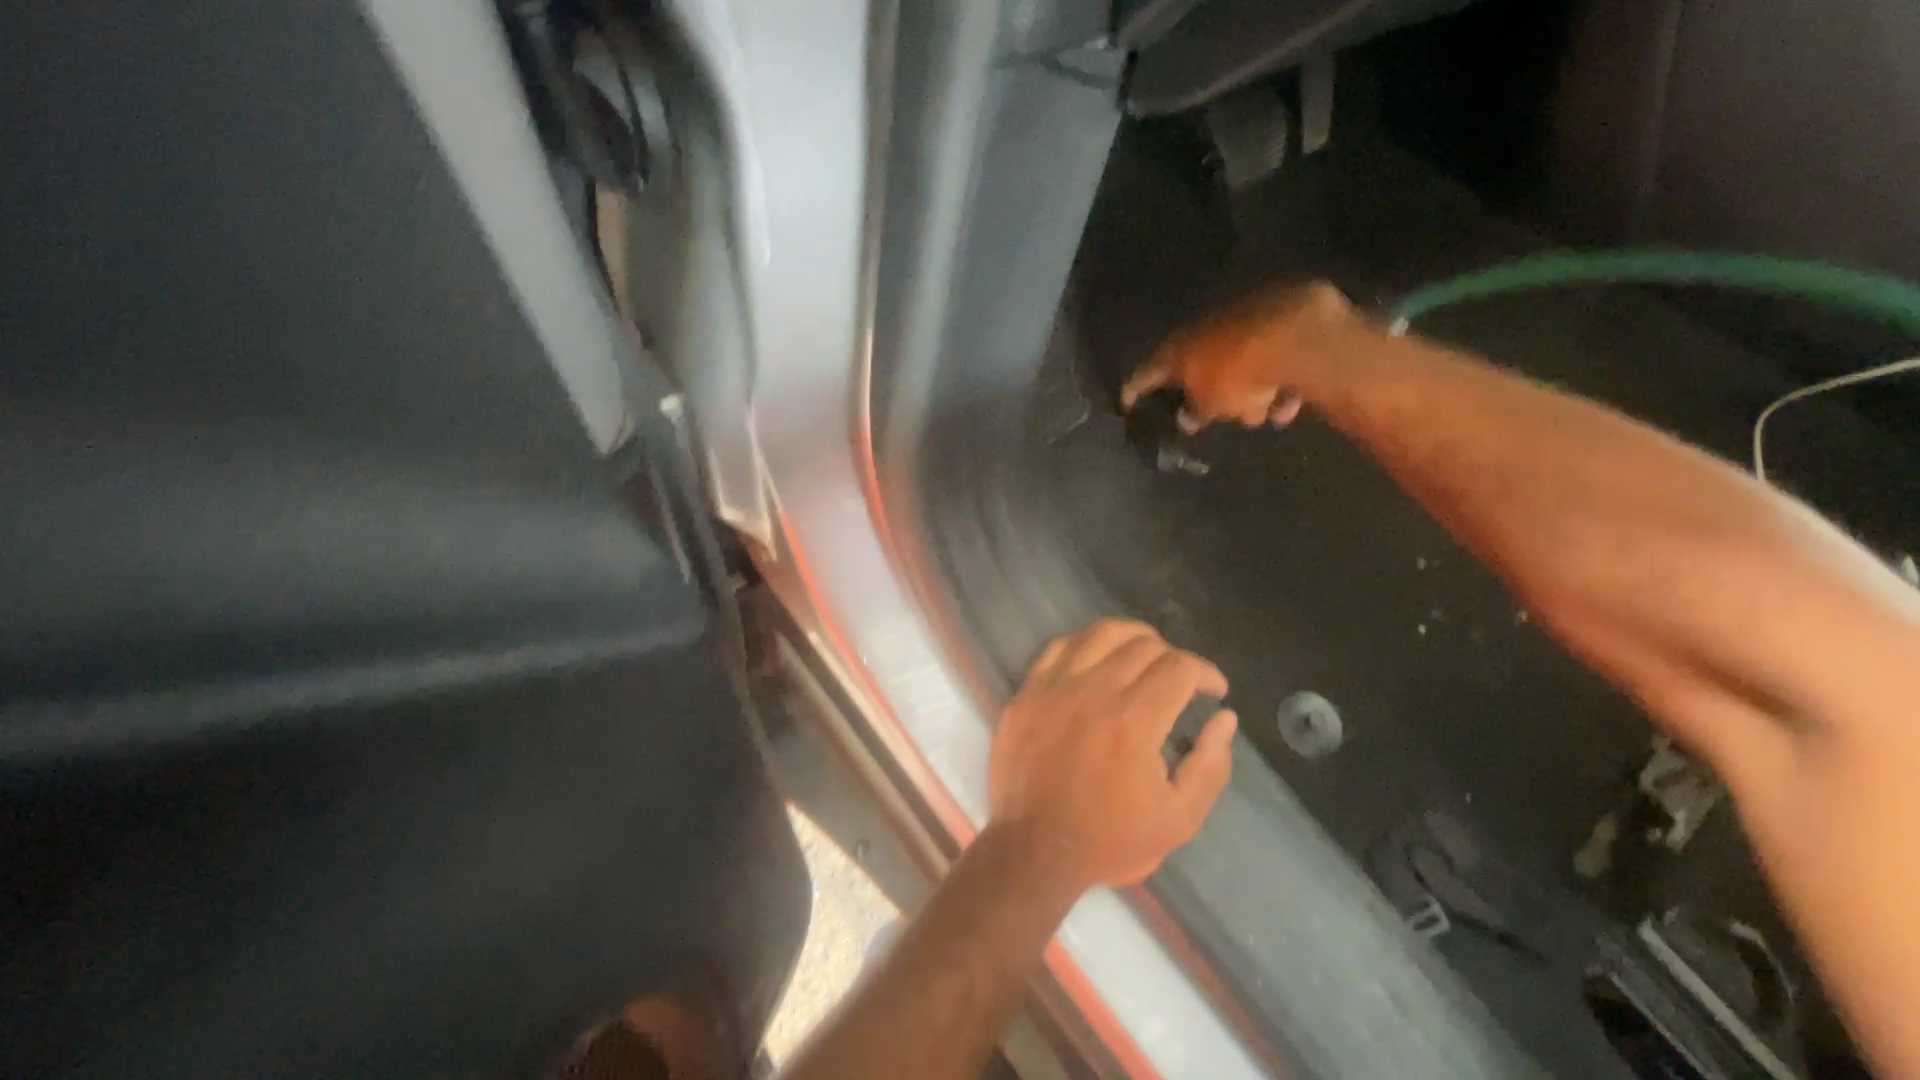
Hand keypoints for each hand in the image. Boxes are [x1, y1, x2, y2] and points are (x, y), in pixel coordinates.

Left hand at [987, 619, 1236, 890]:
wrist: (1033, 853)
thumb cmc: (1109, 841)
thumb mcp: (1178, 820)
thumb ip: (1210, 766)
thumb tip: (1224, 718)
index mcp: (1134, 722)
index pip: (1180, 667)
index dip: (1206, 673)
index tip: (1214, 690)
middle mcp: (1092, 692)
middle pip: (1143, 645)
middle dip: (1174, 657)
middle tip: (1181, 681)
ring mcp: (1053, 689)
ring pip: (1100, 634)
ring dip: (1132, 638)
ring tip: (1146, 657)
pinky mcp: (1026, 694)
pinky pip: (1059, 648)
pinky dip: (1086, 644)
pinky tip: (1098, 661)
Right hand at [1120, 281, 1358, 430]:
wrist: (1294, 331)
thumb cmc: (1237, 374)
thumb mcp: (1211, 405)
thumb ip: (1196, 413)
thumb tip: (1188, 416)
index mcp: (1177, 350)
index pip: (1146, 373)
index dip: (1134, 390)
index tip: (1125, 402)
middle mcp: (1202, 329)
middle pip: (1199, 366)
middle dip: (1209, 394)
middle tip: (1217, 416)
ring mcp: (1240, 318)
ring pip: (1239, 363)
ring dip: (1250, 392)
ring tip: (1266, 414)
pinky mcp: (1277, 316)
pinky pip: (1270, 358)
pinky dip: (1277, 381)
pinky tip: (1290, 403)